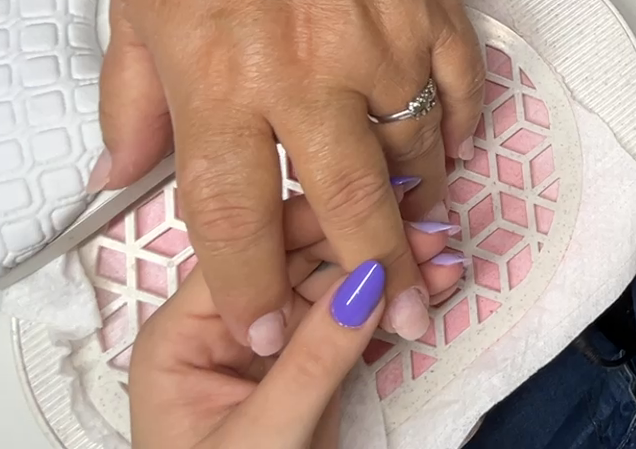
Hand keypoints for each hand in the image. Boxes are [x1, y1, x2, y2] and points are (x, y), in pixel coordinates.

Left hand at [98, 0, 484, 350]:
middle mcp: (310, 71)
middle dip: (376, 272)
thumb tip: (120, 180)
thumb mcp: (141, 4)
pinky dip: (464, 128)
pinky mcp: (436, 9)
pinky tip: (455, 148)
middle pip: (349, 201)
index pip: (235, 213)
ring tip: (425, 224)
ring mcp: (386, 40)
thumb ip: (132, 104)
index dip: (258, 283)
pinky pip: (463, 89)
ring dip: (424, 196)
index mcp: (224, 78)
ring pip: (418, 149)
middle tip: (402, 312)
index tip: (278, 324)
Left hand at [130, 196, 468, 448]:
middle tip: (434, 234)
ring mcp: (279, 338)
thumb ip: (313, 358)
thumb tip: (372, 276)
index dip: (324, 225)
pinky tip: (437, 284)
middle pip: (309, 257)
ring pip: (345, 280)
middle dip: (376, 244)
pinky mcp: (317, 357)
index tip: (390, 210)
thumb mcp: (263, 439)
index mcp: (189, 332)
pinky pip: (363, 313)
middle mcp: (234, 321)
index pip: (257, 252)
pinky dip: (401, 298)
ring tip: (447, 262)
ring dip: (399, 268)